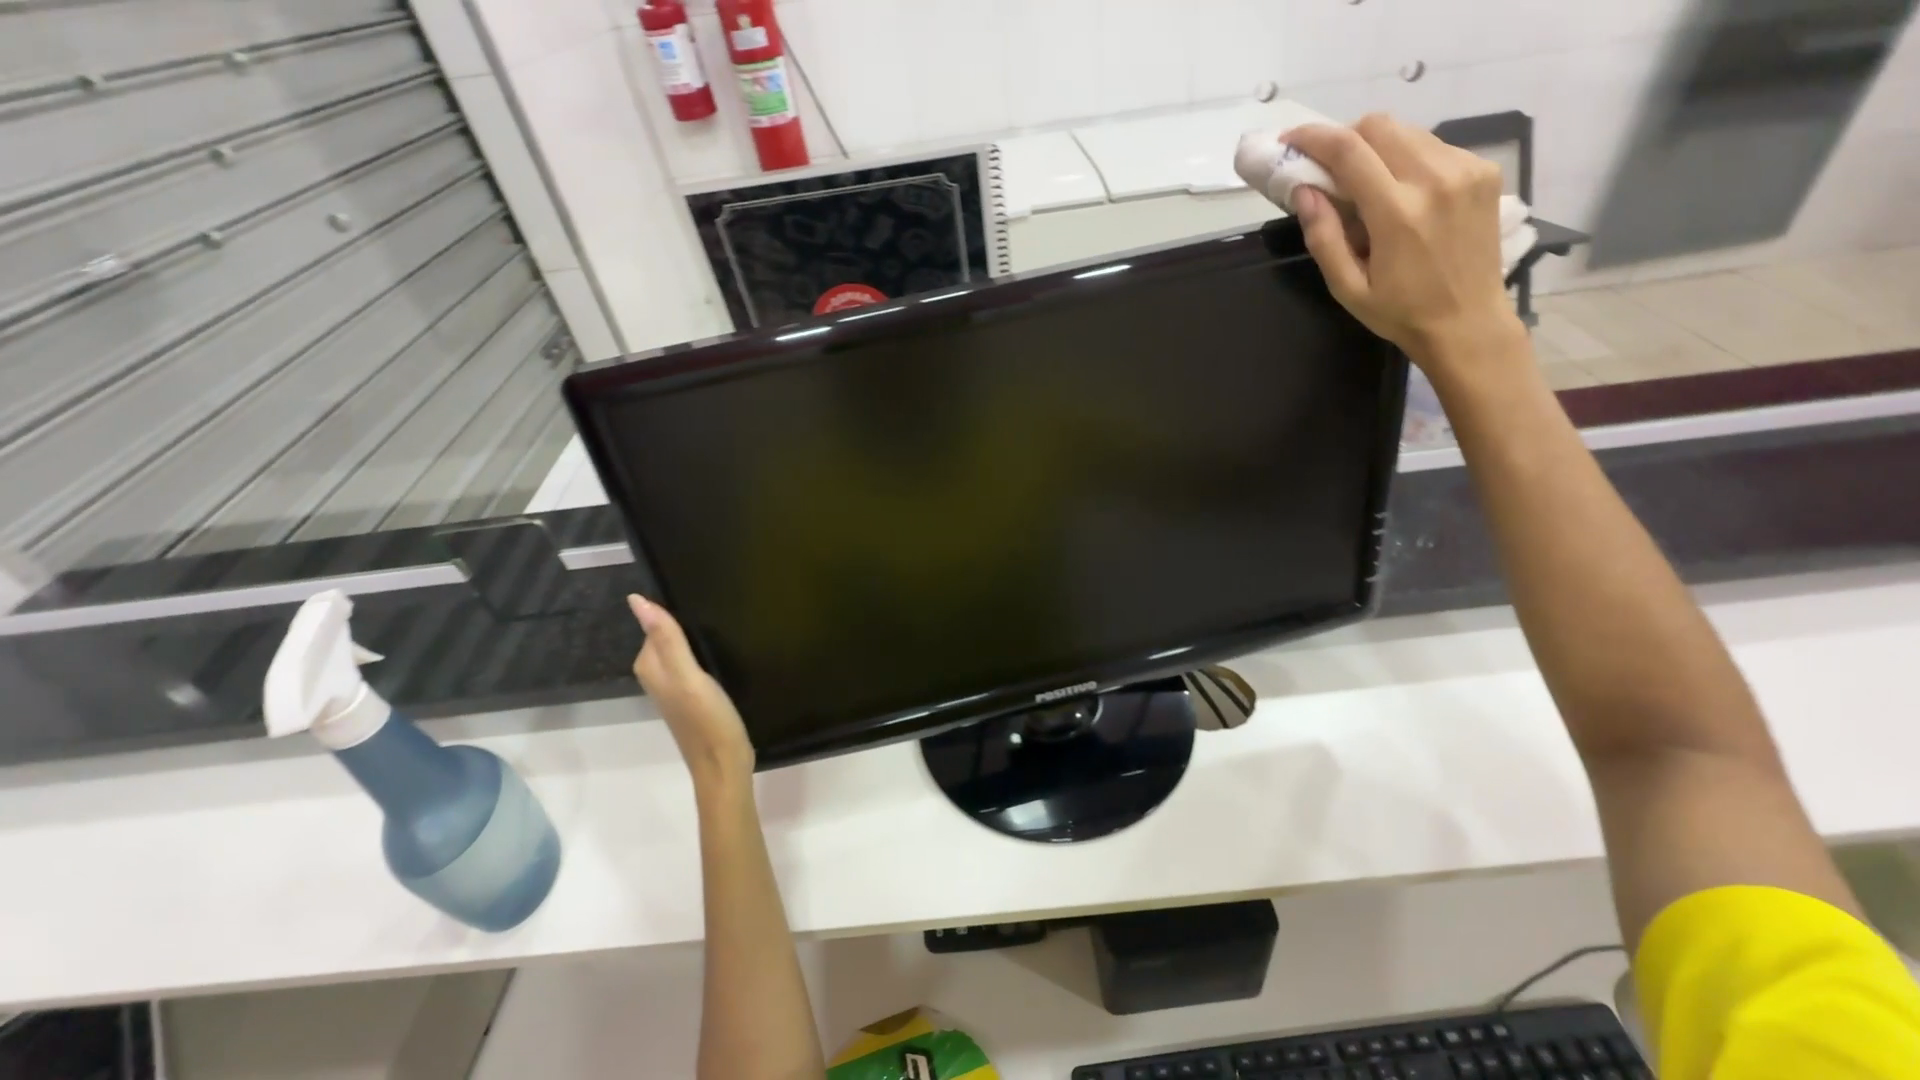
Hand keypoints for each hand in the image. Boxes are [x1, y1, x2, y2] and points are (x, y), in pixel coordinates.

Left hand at [627, 594, 754, 787]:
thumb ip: (667, 638)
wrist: (724, 766)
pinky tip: (722, 651)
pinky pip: (693, 665)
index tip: (699, 593)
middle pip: (666, 636)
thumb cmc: (707, 720)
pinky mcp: (693, 698)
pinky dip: (704, 655)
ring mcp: (676, 689)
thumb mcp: (688, 676)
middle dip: (683, 621)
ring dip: (695, 638)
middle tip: (715, 604)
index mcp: (651, 667)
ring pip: (680, 651)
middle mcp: (658, 676)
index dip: (672, 610)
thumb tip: (636, 599)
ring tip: (721, 622)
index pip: (655, 624)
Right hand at [1282, 114, 1526, 381]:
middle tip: (1329, 166)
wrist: (1469, 323)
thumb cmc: (1401, 312)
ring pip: (1407, 131)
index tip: (1290, 141)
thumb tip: (1303, 191)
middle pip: (1379, 126)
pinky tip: (1403, 190)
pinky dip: (1407, 157)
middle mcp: (1436, 179)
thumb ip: (1323, 237)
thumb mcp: (1348, 288)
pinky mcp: (1484, 170)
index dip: (1313, 137)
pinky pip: (1434, 145)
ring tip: (1367, 181)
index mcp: (1398, 213)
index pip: (1349, 150)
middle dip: (1345, 138)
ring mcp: (1466, 170)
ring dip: (1377, 147)